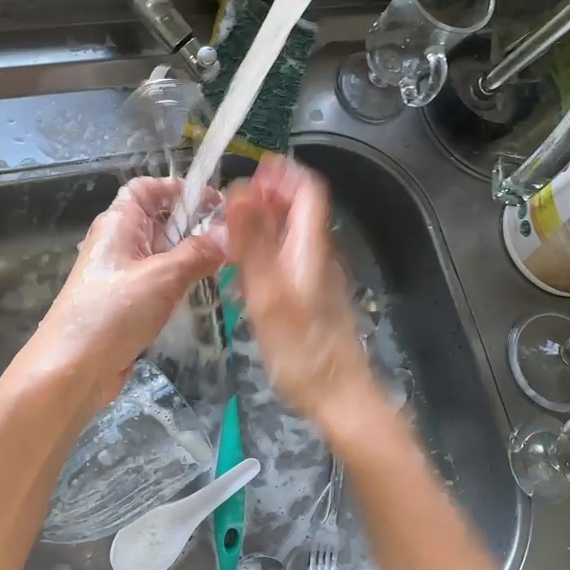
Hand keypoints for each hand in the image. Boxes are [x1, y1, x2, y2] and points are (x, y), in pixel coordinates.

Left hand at [28, 177, 225, 407]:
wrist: (71, 368)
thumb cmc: (112, 313)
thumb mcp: (162, 277)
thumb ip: (198, 254)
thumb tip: (228, 235)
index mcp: (119, 224)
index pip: (146, 189)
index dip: (178, 189)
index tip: (214, 202)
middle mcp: (118, 243)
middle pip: (158, 220)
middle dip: (193, 224)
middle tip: (233, 237)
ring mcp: (122, 276)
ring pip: (161, 254)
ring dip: (190, 255)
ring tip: (227, 263)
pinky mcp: (127, 304)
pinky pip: (158, 282)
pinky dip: (180, 281)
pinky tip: (203, 291)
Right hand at [222, 157, 377, 420]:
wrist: (338, 397)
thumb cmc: (301, 349)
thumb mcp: (269, 293)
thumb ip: (253, 242)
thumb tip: (240, 190)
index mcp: (311, 248)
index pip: (308, 192)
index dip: (284, 175)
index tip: (253, 172)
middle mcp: (319, 258)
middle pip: (300, 213)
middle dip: (268, 199)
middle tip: (232, 206)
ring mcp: (317, 281)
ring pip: (293, 240)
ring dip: (265, 228)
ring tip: (231, 236)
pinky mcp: (312, 304)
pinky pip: (288, 265)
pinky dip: (266, 257)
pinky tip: (245, 277)